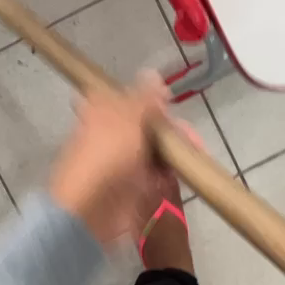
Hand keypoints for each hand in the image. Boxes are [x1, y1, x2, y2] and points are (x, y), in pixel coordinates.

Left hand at [47, 73, 174, 246]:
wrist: (89, 212)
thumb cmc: (105, 158)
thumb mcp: (127, 119)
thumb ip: (144, 99)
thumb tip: (153, 72)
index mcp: (100, 113)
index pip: (124, 97)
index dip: (147, 97)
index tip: (168, 101)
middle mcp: (109, 136)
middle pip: (144, 125)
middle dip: (170, 128)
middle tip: (191, 137)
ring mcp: (120, 163)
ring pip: (152, 150)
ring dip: (174, 151)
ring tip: (196, 154)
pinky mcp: (131, 188)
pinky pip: (154, 176)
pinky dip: (168, 173)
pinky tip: (184, 172)